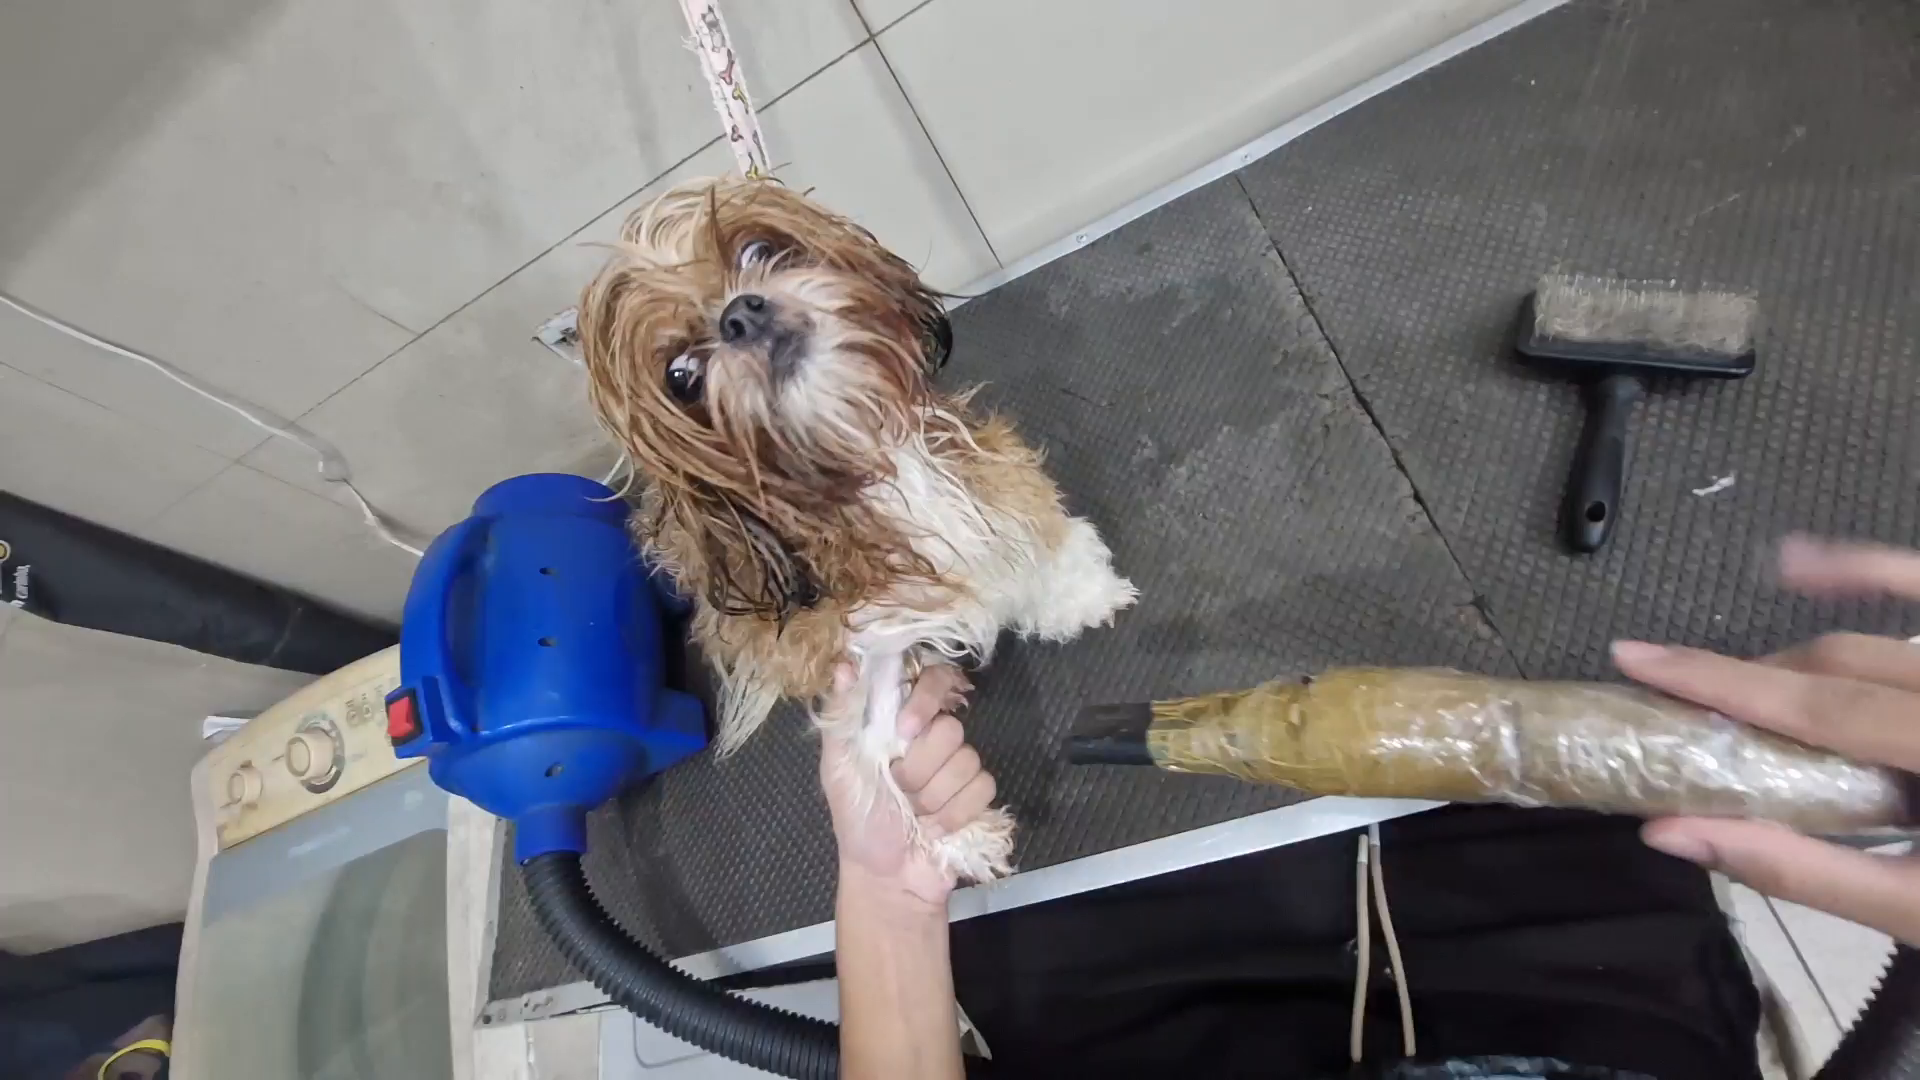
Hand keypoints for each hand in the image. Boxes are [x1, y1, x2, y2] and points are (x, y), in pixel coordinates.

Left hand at [819, 662, 996, 908]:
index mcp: (902, 721)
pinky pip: (983, 788)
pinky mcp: (978, 795)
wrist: (885, 877)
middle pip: (951, 728)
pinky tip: (934, 828)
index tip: (905, 730)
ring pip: (968, 760)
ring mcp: (959, 765)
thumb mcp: (838, 767)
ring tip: (914, 812)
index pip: (933, 679)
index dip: (927, 698)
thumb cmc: (857, 818)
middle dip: (919, 769)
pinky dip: (953, 814)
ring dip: (933, 797)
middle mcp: (934, 737)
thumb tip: (846, 665)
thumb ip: (843, 716)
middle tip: (898, 788)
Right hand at [1613, 536, 1919, 943]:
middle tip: (1697, 712)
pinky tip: (1800, 565)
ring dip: (1801, 661)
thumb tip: (1664, 833)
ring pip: (1879, 641)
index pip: (1823, 707)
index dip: (1717, 680)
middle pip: (1842, 666)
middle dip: (1754, 684)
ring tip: (1758, 691)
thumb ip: (1805, 870)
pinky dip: (1872, 573)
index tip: (1630, 654)